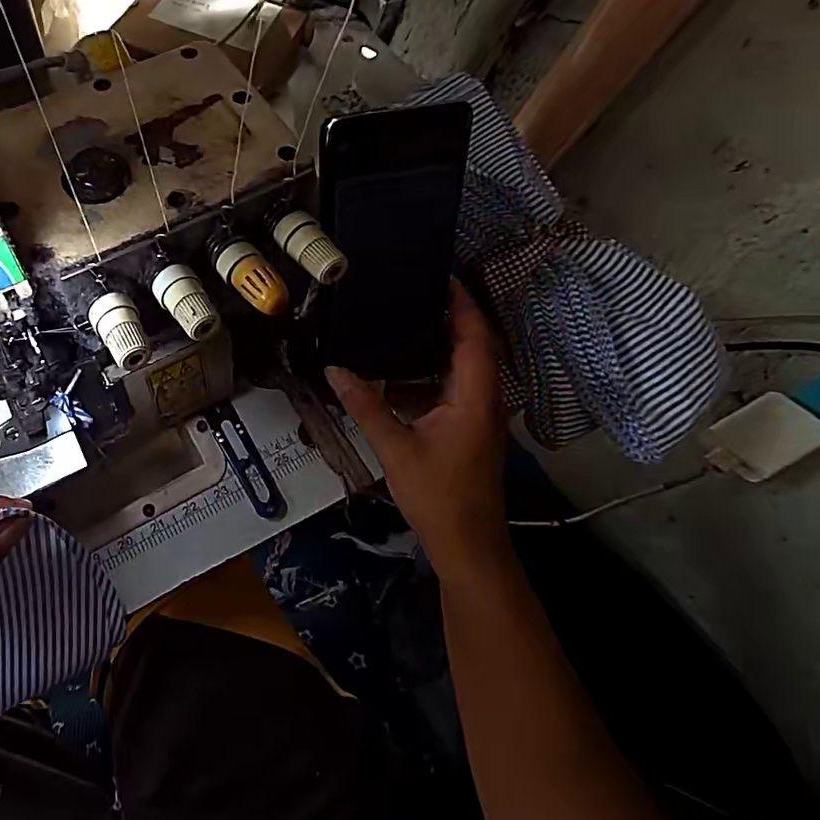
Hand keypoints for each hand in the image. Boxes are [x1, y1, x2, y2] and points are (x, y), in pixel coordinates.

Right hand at [326, 281, 506, 575]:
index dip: (462, 303)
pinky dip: (423, 379)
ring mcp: (478, 415)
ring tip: (393, 328)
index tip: (439, 276)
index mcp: (475, 397)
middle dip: (444, 318)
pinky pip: (448, 390)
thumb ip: (366, 405)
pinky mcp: (467, 428)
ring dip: (429, 351)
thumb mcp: (395, 447)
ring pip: (457, 370)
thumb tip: (335, 370)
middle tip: (408, 294)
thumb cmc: (437, 495)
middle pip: (470, 346)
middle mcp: (484, 399)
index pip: (475, 336)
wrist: (466, 543)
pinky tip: (391, 378)